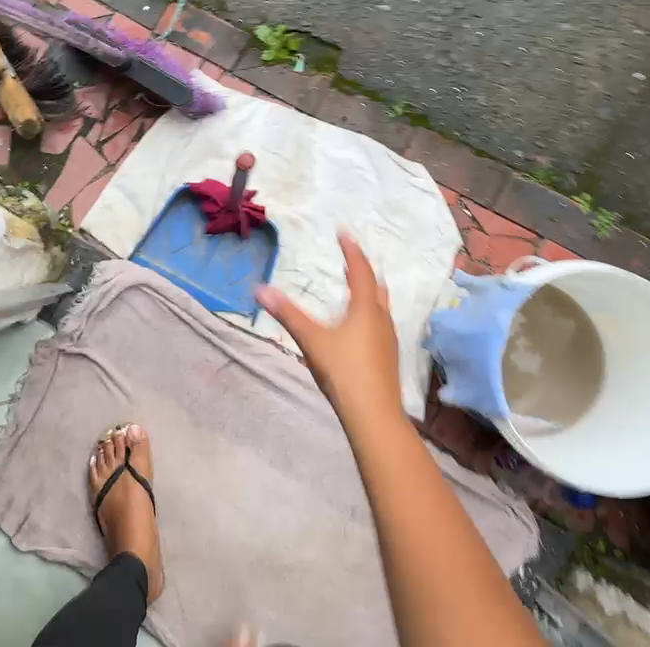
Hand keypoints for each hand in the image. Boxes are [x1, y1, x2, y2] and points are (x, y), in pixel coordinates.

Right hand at [256, 230, 402, 423]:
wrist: (374, 415)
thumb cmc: (343, 371)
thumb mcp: (311, 340)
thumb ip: (287, 313)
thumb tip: (260, 289)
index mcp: (366, 309)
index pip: (360, 270)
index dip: (352, 250)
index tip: (344, 233)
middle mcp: (382, 319)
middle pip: (377, 286)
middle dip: (364, 270)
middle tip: (351, 258)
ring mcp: (389, 339)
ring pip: (382, 306)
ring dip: (370, 291)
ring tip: (356, 287)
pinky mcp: (388, 357)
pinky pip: (381, 322)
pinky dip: (371, 311)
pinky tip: (359, 325)